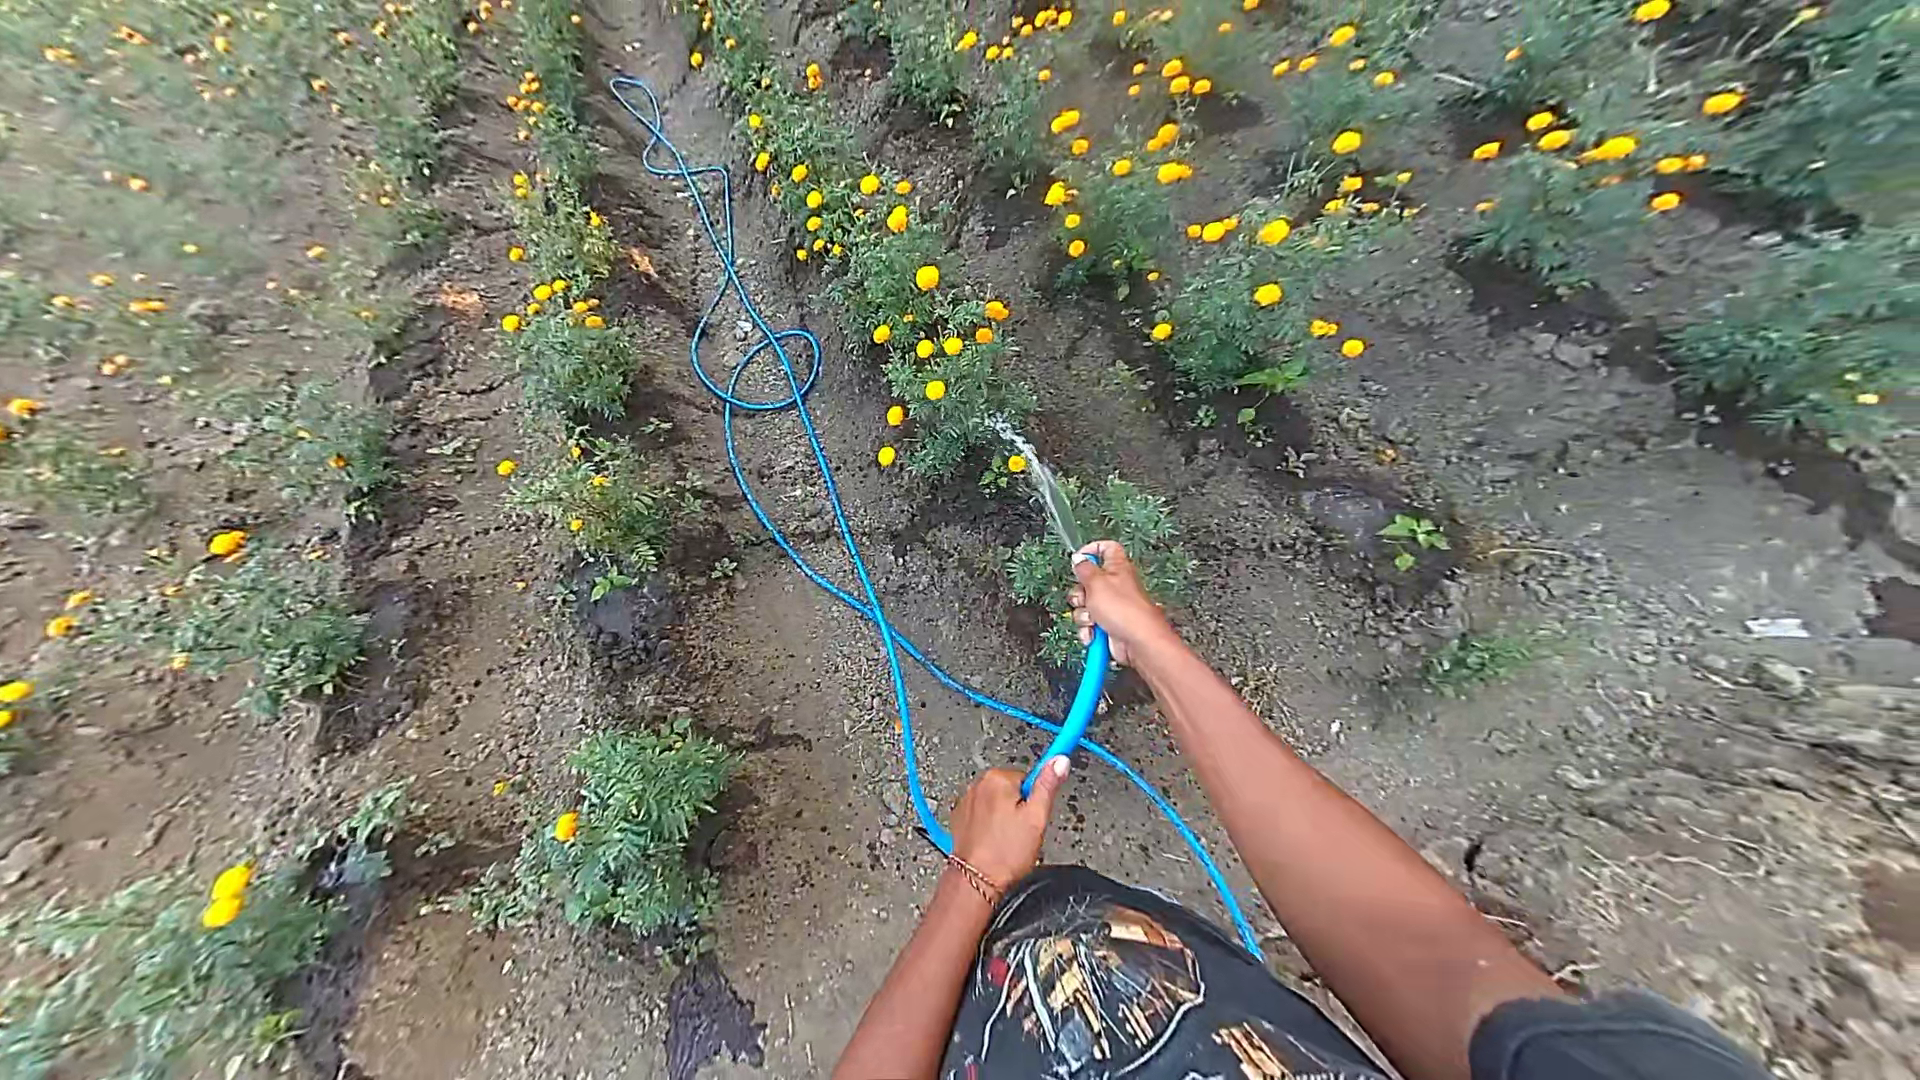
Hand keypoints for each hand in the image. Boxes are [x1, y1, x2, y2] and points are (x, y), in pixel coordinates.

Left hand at [949, 759, 1069, 890]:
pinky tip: (994, 841)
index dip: (1034, 801)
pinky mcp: (961, 816)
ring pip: (998, 802)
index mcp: (998, 778)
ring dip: (1004, 817)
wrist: (976, 881)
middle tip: (1022, 832)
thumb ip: (1048, 785)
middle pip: (1012, 789)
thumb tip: (1059, 761)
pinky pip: (983, 814)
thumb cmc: (1005, 854)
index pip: (1028, 778)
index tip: (1032, 816)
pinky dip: (989, 825)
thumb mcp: (1036, 818)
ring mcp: (968, 800)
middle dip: (1020, 809)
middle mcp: (979, 784)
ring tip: (1007, 840)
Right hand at [1067, 540, 1176, 666]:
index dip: (1091, 550)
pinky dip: (1088, 630)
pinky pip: (1088, 624)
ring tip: (1094, 619)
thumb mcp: (1096, 582)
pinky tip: (1094, 633)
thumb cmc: (1125, 610)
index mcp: (1117, 568)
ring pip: (1085, 605)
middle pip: (1087, 582)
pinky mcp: (1108, 625)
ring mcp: (1111, 606)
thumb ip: (1084, 569)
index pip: (1106, 548)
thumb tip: (1078, 559)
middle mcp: (1115, 586)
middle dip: (1080, 593)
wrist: (1137, 641)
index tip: (1079, 558)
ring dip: (1083, 615)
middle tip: (1085, 597)